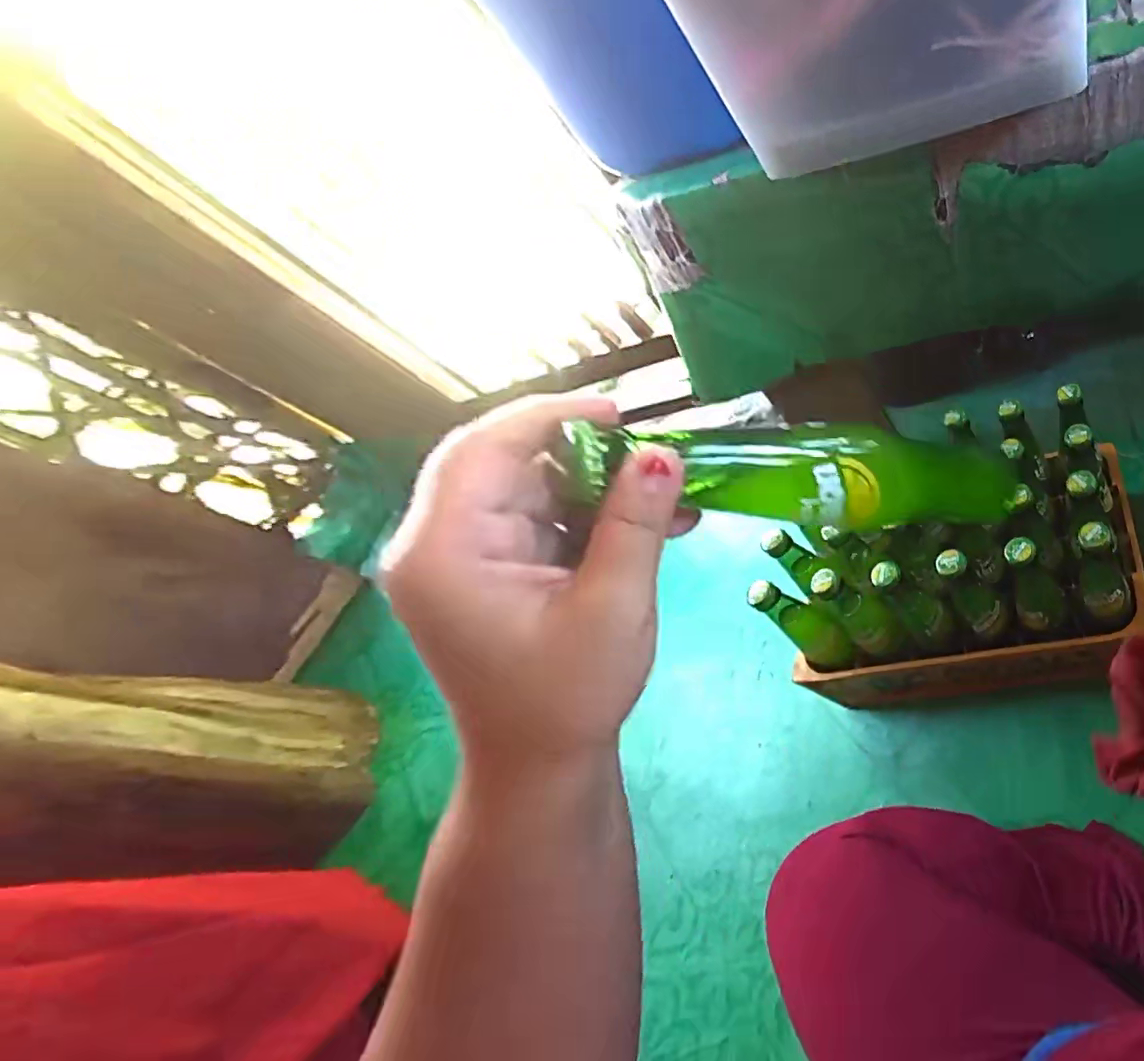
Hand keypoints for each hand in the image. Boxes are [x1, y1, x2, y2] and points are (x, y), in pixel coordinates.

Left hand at [382, 394, 697, 770]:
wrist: (543, 763)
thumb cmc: (572, 693)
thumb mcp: (615, 604)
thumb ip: (636, 523)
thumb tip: (663, 454)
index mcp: (446, 550)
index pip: (485, 449)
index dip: (552, 416)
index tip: (621, 411)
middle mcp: (442, 544)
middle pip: (511, 465)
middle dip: (590, 456)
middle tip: (657, 459)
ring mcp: (469, 558)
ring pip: (537, 490)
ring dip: (604, 488)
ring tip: (670, 498)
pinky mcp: (498, 571)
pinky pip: (548, 521)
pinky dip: (598, 517)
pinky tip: (653, 524)